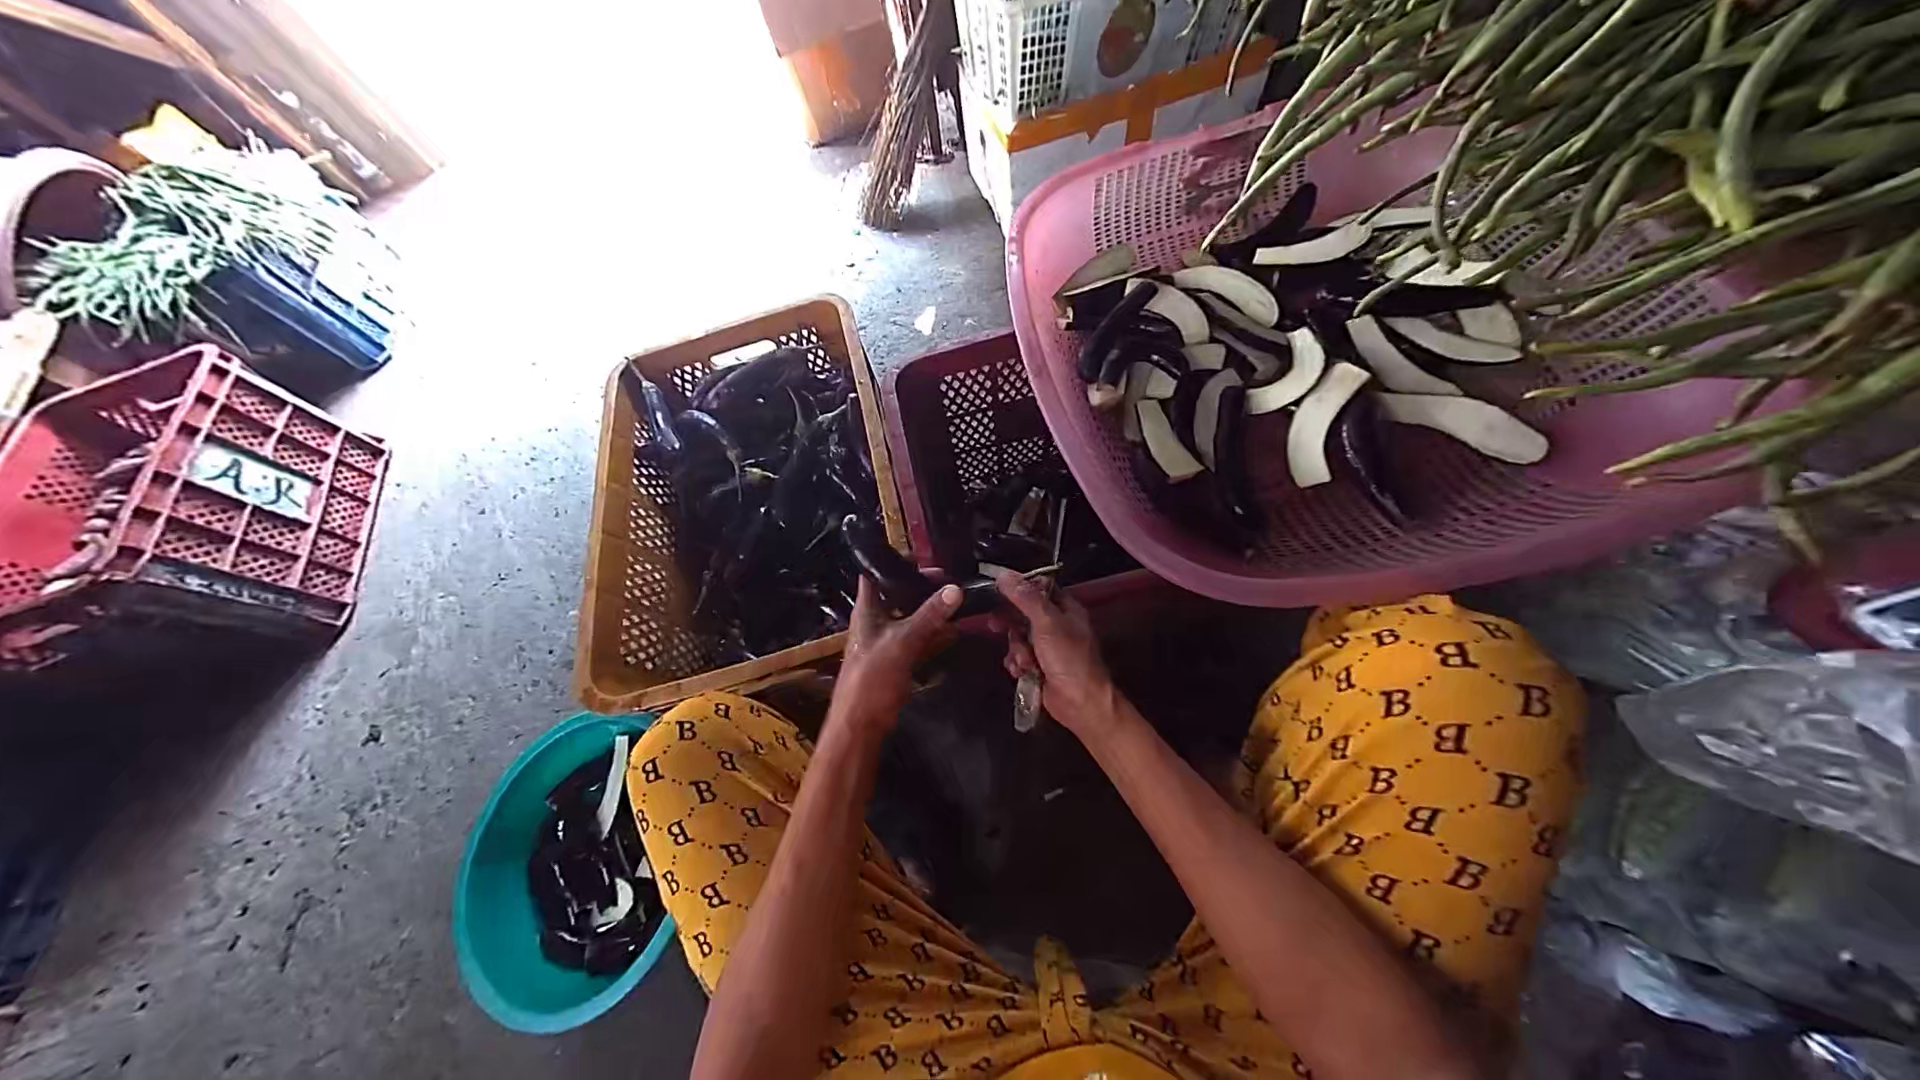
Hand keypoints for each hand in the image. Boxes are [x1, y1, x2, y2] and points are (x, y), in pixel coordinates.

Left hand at [830, 578, 961, 740]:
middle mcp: (877, 621)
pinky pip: (922, 640)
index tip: (924, 558)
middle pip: (900, 595)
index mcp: (867, 610)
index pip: (877, 574)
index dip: (897, 563)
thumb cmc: (872, 677)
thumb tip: (955, 590)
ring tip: (959, 601)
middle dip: (924, 587)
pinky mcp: (900, 660)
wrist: (862, 723)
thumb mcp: (902, 641)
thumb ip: (929, 615)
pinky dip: (937, 634)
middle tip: (951, 581)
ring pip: (913, 618)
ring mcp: (889, 641)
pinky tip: (957, 629)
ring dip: (933, 611)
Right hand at [990, 570, 1120, 740]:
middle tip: (995, 625)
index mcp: (1066, 608)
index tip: (997, 589)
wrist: (1080, 703)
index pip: (1038, 588)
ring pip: (1018, 637)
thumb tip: (1004, 574)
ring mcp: (1048, 646)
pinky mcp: (1039, 665)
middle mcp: (1057, 624)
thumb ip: (1025, 598)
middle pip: (1024, 613)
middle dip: (1011, 624)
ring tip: (1024, 661)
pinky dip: (1017, 663)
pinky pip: (1019, 656)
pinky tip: (1021, 671)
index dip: (1018, 588)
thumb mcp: (1047, 623)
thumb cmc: (1068, 659)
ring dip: (1017, 649)